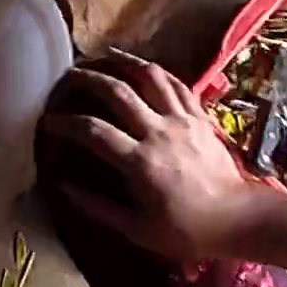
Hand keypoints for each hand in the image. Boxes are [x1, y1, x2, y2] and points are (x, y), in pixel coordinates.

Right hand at [40, 52, 269, 259]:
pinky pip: (177, 84)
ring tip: (104, 56)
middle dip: (89, 79)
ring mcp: (182, 120)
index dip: (65, 123)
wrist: (237, 219)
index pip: (93, 132)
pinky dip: (157, 71)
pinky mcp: (200, 116)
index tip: (48, 121)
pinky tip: (144, 67)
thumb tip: (64, 186)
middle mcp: (159, 132)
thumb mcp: (137, 230)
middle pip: (118, 92)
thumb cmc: (186, 230)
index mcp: (140, 163)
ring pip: (150, 77)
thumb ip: (98, 207)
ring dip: (124, 62)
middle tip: (69, 76)